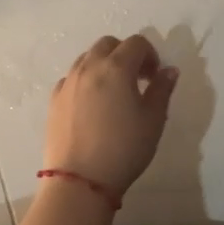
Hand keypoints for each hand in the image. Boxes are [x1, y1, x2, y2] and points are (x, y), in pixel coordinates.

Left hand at [43, 35, 177, 195]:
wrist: (79, 182)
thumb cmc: (124, 148)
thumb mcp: (153, 119)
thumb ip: (162, 89)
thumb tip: (169, 70)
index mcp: (116, 67)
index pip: (136, 43)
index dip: (150, 54)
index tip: (155, 76)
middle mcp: (89, 68)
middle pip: (108, 44)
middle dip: (125, 53)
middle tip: (136, 78)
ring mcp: (68, 83)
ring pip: (87, 58)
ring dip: (104, 64)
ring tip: (114, 91)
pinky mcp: (54, 101)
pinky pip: (72, 78)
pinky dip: (85, 81)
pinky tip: (92, 104)